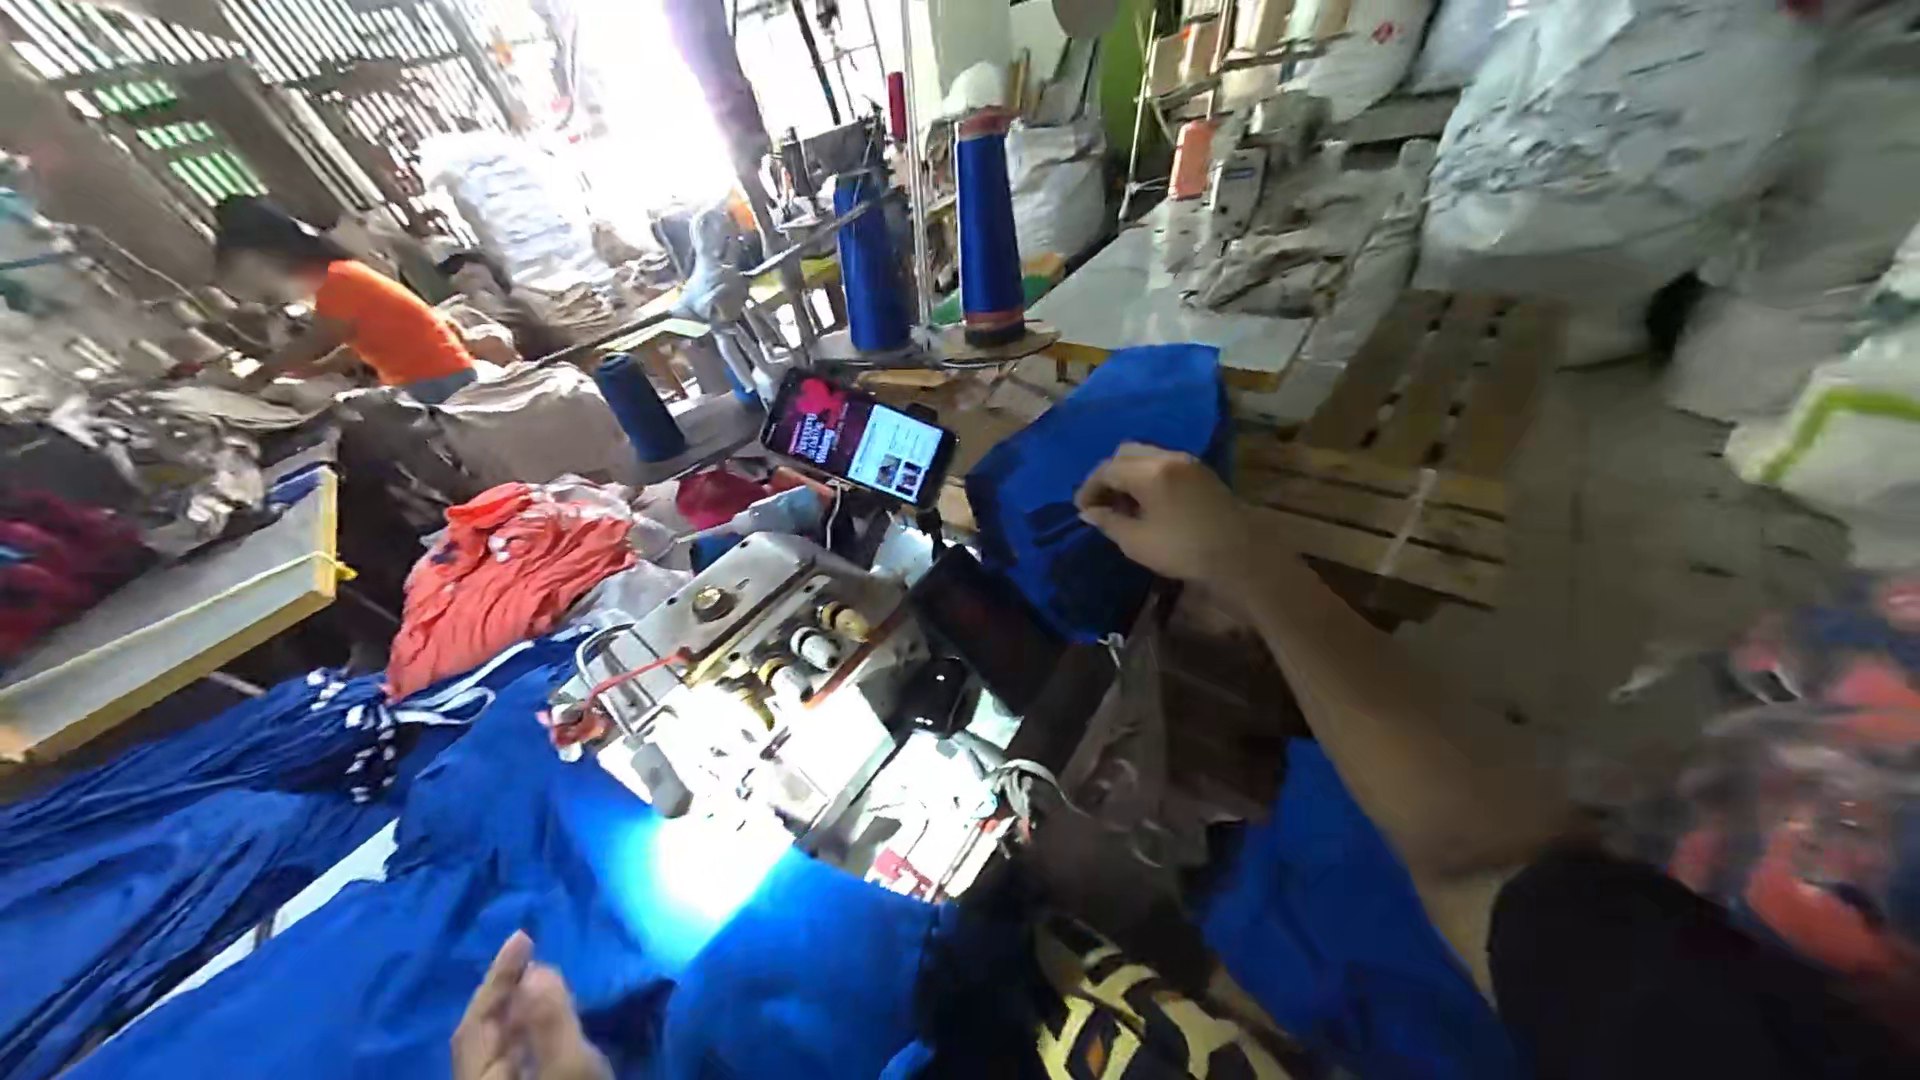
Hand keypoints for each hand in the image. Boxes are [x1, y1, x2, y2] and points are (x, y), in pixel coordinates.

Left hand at [451, 932, 612, 1079]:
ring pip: (498, 1046)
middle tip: (531, 949)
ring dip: (517, 1006)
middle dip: (505, 989)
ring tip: (540, 973)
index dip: (497, 977)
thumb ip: (550, 1020)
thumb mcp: (569, 1069)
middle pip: (482, 1035)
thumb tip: (536, 969)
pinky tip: (546, 1016)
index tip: (523, 935)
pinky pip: (515, 1055)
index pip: (476, 1024)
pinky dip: (528, 1026)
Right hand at [1074, 443, 1259, 586]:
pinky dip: (1146, 476)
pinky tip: (1144, 502)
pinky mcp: (1200, 472)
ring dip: (1127, 474)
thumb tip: (1089, 512)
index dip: (1088, 488)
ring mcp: (1187, 462)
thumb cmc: (1184, 551)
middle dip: (1107, 475)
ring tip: (1121, 505)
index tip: (1081, 510)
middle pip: (1124, 453)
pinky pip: (1162, 463)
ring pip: (1145, 455)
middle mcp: (1167, 457)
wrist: (1240, 557)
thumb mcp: (1136, 542)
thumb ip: (1108, 522)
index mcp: (1150, 472)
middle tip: (1100, 503)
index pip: (1107, 469)